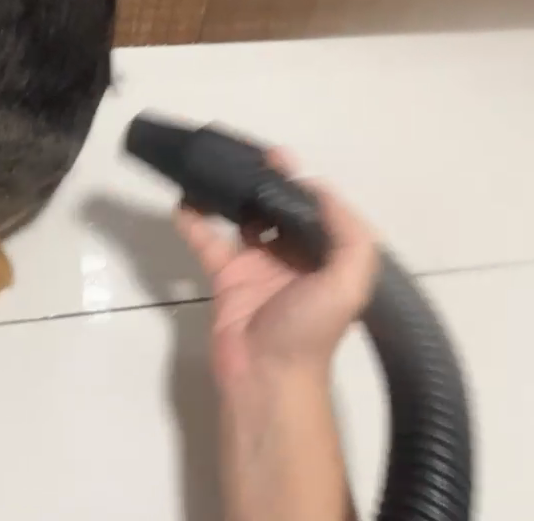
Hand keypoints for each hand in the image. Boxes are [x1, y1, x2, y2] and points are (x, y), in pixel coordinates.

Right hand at [175, 154, 377, 387]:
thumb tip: (321, 189)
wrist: (267, 376)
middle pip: (280, 209)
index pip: (316, 211)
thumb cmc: (310, 329)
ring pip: (243, 218)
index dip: (302, 183)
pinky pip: (207, 240)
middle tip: (250, 156)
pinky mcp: (225, 275)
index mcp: (324, 258)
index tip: (282, 160)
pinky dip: (194, 219)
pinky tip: (184, 200)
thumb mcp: (349, 284)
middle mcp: (293, 257)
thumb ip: (350, 237)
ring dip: (232, 194)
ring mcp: (257, 264)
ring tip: (219, 168)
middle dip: (267, 182)